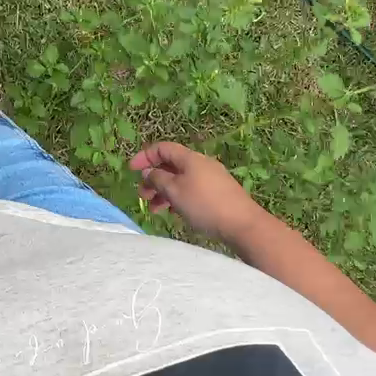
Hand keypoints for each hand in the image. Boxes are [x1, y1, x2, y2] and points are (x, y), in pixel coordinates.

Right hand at [128, 141, 268, 242]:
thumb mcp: (174, 191)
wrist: (245, 226)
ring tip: (155, 209)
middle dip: (153, 179)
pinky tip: (175, 213)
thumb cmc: (205, 205)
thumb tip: (149, 171)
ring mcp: (213, 179)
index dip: (144, 157)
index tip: (131, 170)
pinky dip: (179, 198)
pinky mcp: (220, 194)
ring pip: (181, 180)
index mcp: (190, 158)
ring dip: (165, 192)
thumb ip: (157, 179)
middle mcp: (201, 164)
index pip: (162, 148)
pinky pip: (192, 190)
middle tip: (142, 195)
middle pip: (171, 166)